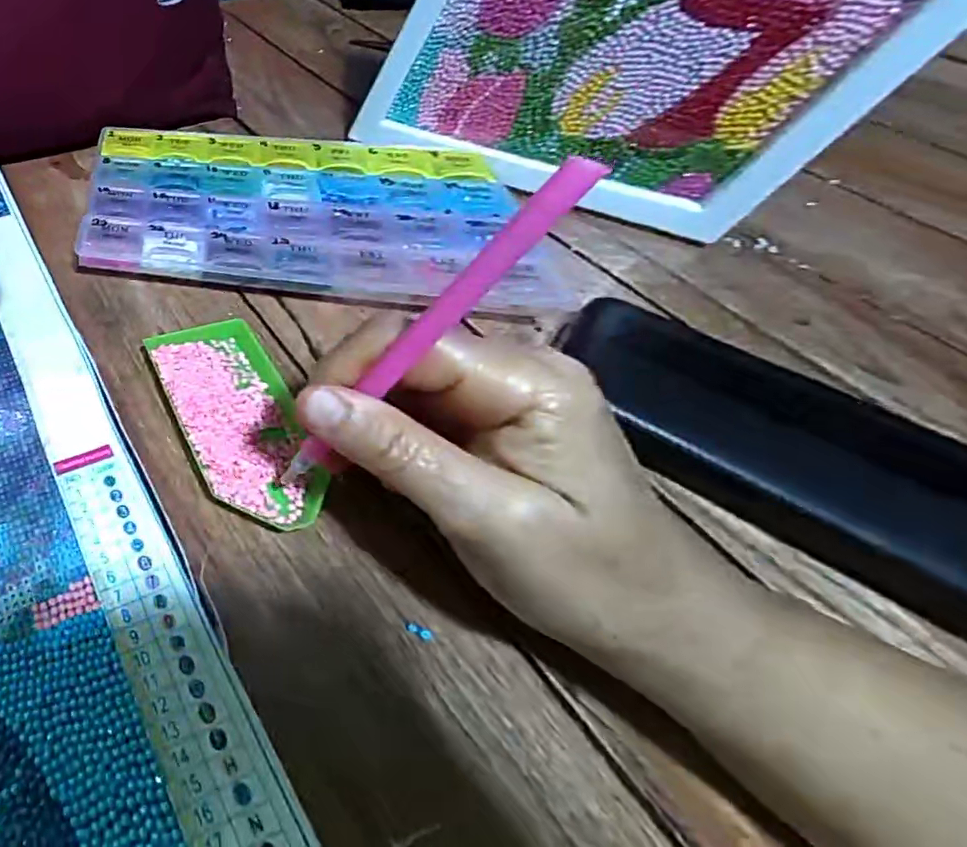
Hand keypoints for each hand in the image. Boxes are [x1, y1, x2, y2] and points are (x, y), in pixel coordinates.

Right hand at [295, 316, 756, 663]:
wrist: (661, 625)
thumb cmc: (586, 577)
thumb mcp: (482, 516)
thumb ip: (395, 451)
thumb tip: (309, 401)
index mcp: (528, 378)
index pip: (410, 340)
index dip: (348, 369)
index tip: (305, 422)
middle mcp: (513, 366)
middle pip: (399, 352)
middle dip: (346, 393)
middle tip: (314, 450)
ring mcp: (499, 390)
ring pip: (398, 379)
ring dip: (356, 416)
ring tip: (335, 463)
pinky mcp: (485, 417)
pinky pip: (412, 406)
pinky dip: (378, 433)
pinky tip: (371, 467)